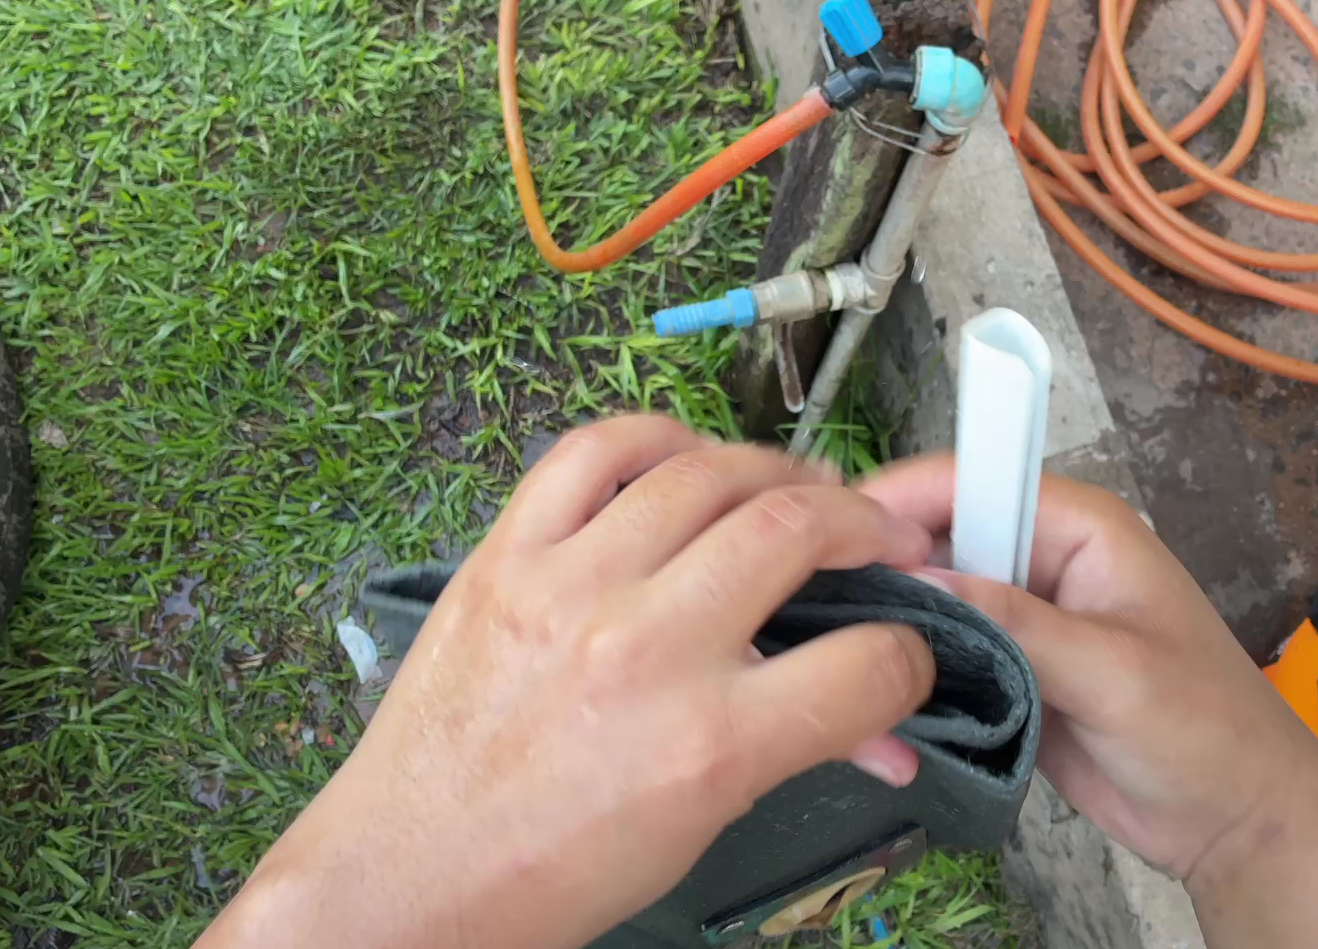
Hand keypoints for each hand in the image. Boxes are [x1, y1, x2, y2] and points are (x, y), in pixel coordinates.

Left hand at [198, 416, 937, 948]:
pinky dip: (658, 437)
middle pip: (796, 530)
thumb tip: (892, 721)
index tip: (905, 644)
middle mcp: (642, 649)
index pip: (867, 666)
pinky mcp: (506, 554)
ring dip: (779, 471)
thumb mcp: (704, 826)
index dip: (911, 652)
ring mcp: (567, 586)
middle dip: (866, 525)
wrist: (406, 881)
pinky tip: (688, 457)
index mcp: (707, 744)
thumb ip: (806, 752)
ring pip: (708, 473)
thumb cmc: (563, 869)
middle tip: (875, 536)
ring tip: (799, 489)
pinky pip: (594, 450)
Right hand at [862, 455, 1317, 948]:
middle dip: (883, 553)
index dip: (905, 494)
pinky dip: (904, 648)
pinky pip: (937, 636)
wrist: (1231, 824)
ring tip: (826, 628)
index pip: (972, 480)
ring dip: (888, 605)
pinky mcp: (998, 655)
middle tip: (816, 589)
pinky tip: (862, 666)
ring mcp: (1013, 607)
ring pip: (930, 585)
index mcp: (1073, 524)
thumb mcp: (1113, 671)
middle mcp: (1034, 552)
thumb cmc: (1201, 730)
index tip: (838, 531)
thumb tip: (914, 582)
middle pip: (938, 530)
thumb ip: (1016, 623)